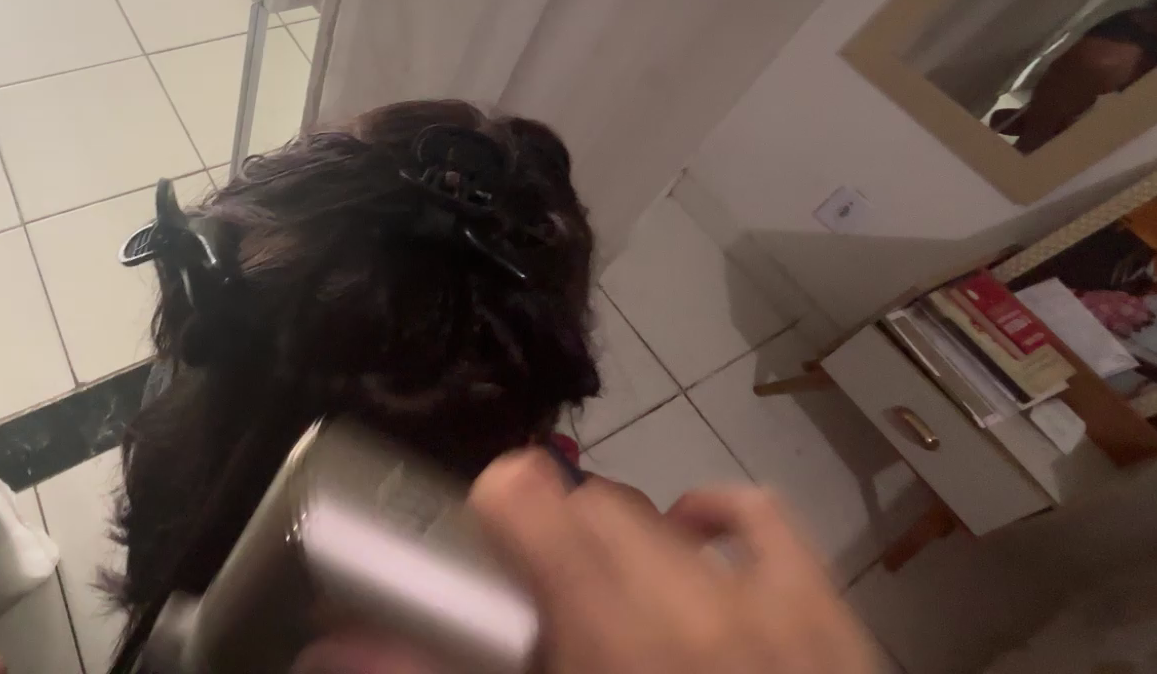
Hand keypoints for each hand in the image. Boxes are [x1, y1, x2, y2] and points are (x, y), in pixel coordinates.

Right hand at [297, 453, 874, 673]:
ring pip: (648, 511)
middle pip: (581, 503)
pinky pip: (757, 518)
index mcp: (604, 640)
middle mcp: (684, 608)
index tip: (479, 543)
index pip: (522, 498)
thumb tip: (329, 645)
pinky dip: (712, 513)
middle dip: (544, 538)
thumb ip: (431, 667)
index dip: (488, 507)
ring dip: (610, 536)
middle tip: (538, 598)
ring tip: (606, 593)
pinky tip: (688, 536)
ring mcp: (765, 609)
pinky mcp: (826, 619)